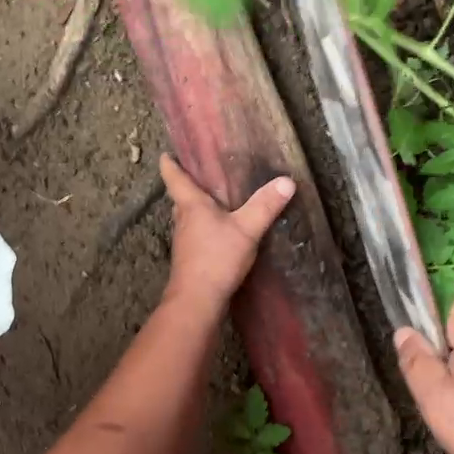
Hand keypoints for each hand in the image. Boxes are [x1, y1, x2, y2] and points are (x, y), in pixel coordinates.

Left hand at [160, 154, 295, 306]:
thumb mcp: (246, 229)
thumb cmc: (216, 258)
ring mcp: (185, 241)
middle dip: (189, 185)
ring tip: (216, 200)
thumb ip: (265, 205)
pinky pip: (198, 235)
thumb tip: (287, 181)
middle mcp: (182, 220)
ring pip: (189, 217)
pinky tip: (222, 232)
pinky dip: (207, 228)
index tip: (167, 153)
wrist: (197, 301)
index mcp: (191, 205)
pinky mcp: (191, 259)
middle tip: (203, 173)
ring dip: (198, 208)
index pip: (174, 177)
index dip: (170, 163)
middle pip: (181, 197)